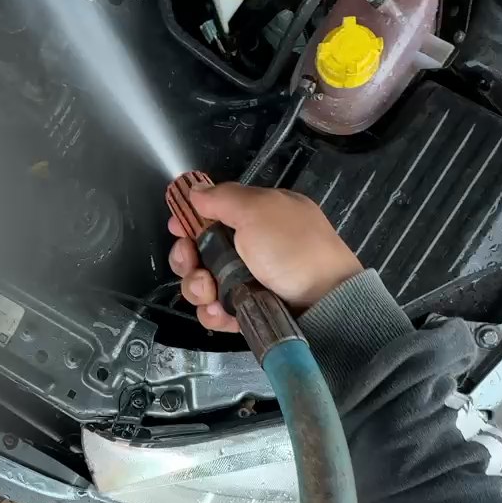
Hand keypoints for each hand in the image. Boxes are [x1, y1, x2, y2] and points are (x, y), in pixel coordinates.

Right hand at [166, 182, 363, 333]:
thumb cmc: (293, 248)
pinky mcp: (245, 311)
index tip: (178, 228)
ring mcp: (245, 282)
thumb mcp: (258, 210)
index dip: (189, 222)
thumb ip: (222, 198)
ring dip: (197, 288)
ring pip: (201, 284)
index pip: (210, 215)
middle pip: (197, 252)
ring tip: (209, 292)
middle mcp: (247, 248)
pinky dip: (212, 313)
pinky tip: (220, 311)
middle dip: (186, 258)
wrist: (323, 301)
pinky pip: (216, 311)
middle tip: (191, 262)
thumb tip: (196, 190)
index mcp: (254, 217)